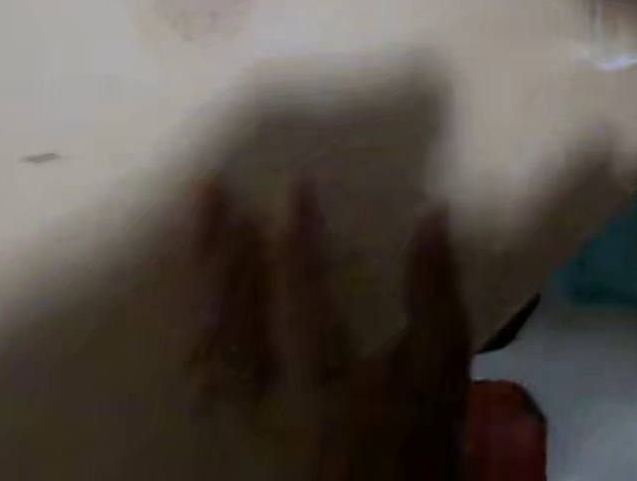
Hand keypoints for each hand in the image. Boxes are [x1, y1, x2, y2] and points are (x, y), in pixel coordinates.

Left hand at [191, 181, 470, 480]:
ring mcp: (227, 435)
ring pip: (201, 352)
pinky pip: (195, 381)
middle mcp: (260, 410)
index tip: (292, 185)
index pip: (303, 298)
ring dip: (198, 286)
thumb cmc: (416, 445)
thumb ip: (434, 292)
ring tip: (197, 233)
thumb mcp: (442, 367)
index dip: (297, 241)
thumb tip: (431, 215)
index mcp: (322, 385)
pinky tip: (198, 304)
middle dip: (216, 253)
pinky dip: (194, 333)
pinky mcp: (215, 449)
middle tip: (207, 192)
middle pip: (228, 324)